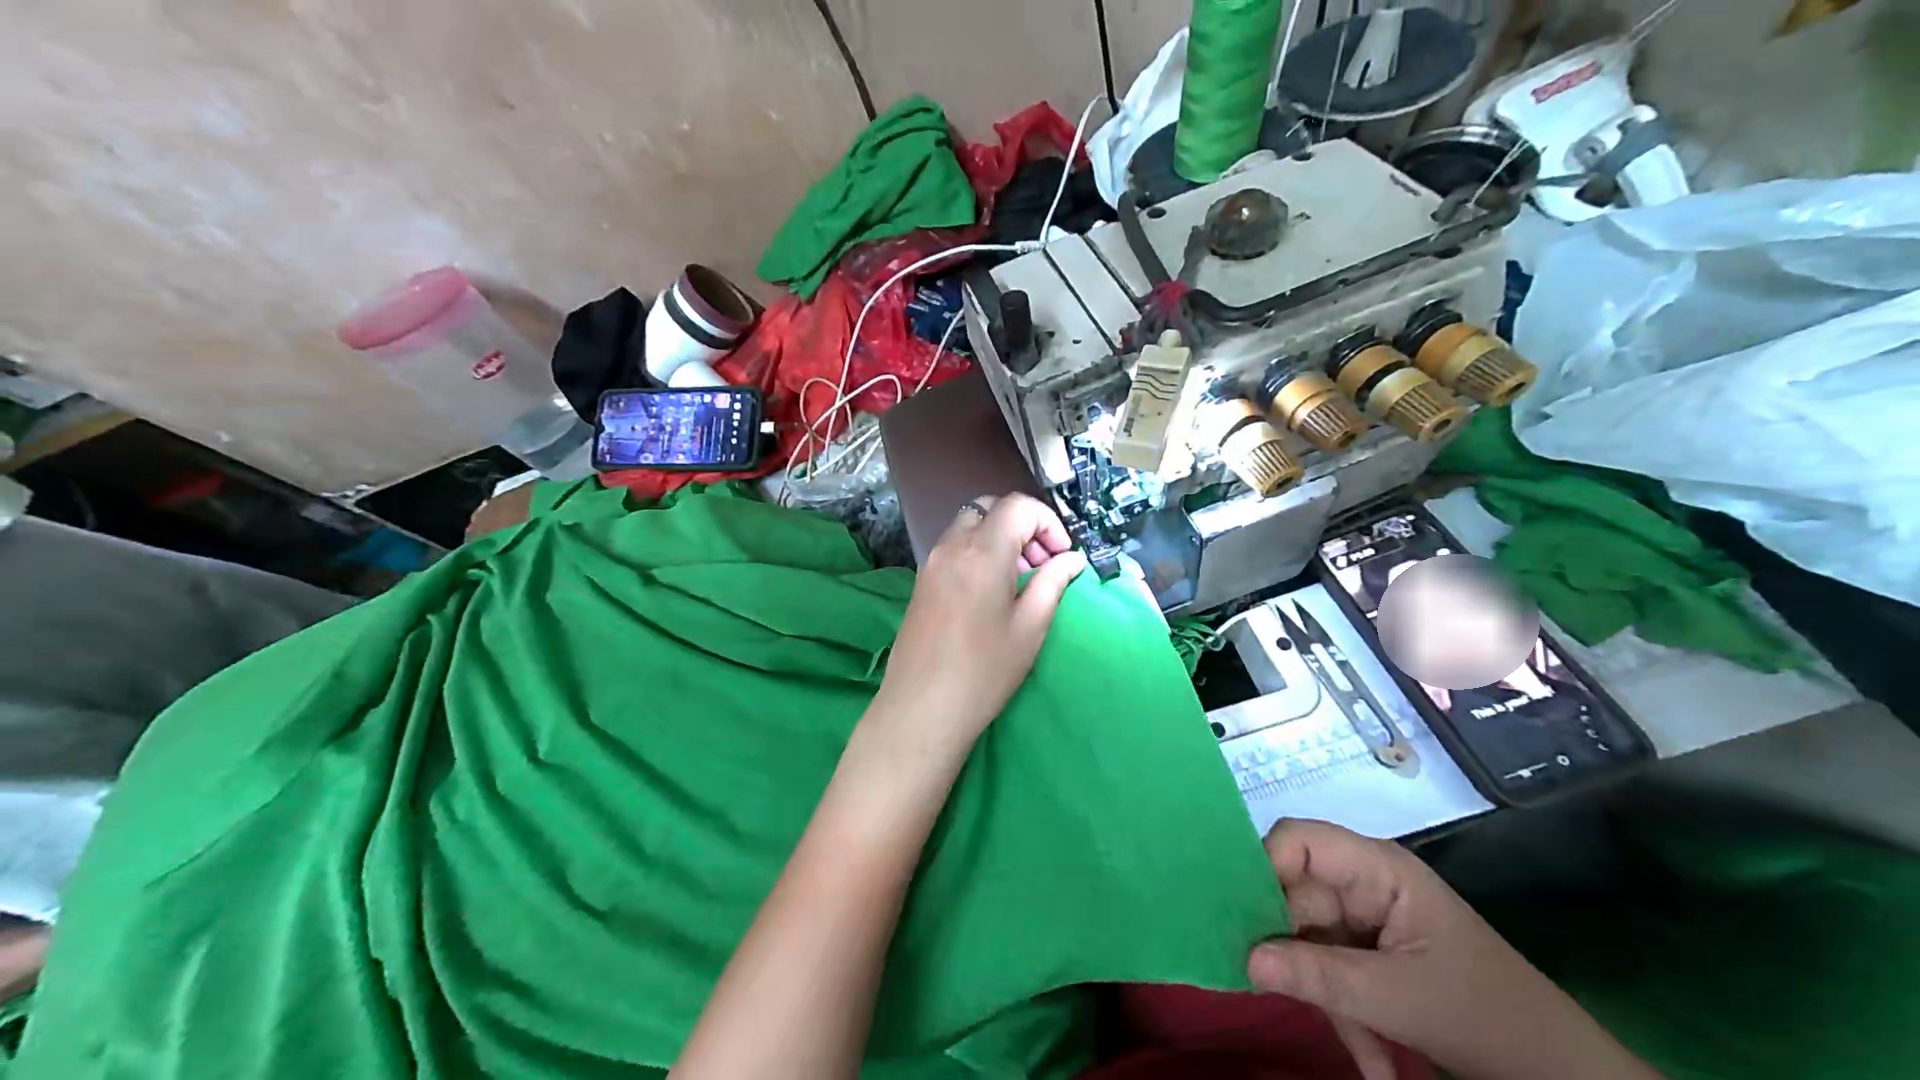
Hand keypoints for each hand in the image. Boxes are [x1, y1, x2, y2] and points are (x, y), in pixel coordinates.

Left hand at [872, 494, 1087, 757]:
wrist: (921, 709)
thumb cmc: (984, 671)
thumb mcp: (1030, 627)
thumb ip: (1053, 582)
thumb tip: (1072, 559)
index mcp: (982, 552)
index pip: (1018, 506)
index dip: (1048, 522)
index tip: (1061, 557)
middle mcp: (952, 546)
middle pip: (990, 508)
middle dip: (1023, 526)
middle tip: (1041, 564)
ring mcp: (931, 562)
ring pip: (970, 525)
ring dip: (999, 538)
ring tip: (1019, 580)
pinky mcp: (921, 581)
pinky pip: (954, 547)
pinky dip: (978, 551)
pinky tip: (991, 591)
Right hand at [1248, 820, 1659, 1079]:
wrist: (1559, 1072)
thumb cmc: (1486, 1014)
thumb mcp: (1399, 998)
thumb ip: (1318, 976)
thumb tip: (1244, 960)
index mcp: (1377, 868)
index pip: (1298, 841)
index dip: (1265, 868)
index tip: (1245, 921)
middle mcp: (1363, 881)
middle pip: (1295, 894)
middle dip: (1293, 951)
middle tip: (1274, 992)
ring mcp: (1365, 917)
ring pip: (1307, 939)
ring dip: (1322, 996)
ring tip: (1359, 1048)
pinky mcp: (1367, 952)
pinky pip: (1328, 969)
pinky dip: (1342, 1012)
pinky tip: (1373, 1059)